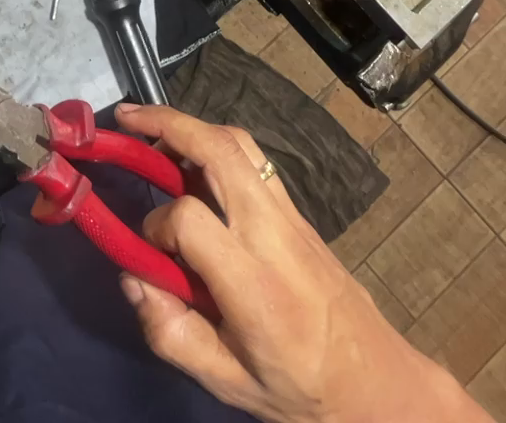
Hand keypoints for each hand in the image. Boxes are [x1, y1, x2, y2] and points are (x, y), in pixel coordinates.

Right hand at [113, 104, 489, 422]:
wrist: (377, 384)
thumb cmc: (299, 388)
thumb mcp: (227, 382)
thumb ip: (170, 332)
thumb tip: (132, 277)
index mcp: (254, 284)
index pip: (190, 219)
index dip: (156, 226)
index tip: (150, 253)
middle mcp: (273, 234)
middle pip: (220, 150)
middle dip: (168, 123)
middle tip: (127, 117)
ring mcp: (290, 216)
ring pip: (239, 144)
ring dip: (192, 127)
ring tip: (154, 133)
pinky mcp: (296, 212)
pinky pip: (252, 160)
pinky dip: (213, 145)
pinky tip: (190, 162)